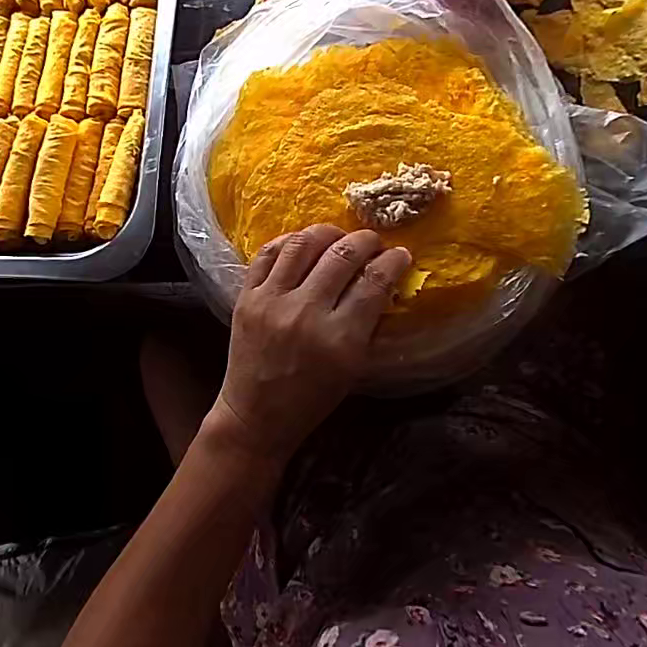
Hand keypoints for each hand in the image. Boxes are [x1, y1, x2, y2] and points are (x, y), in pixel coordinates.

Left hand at [210, 224, 410, 462]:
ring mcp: (271, 301)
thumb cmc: (312, 398)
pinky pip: (267, 254)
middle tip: (373, 241)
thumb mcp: (353, 366)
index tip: (400, 254)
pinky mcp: (246, 297)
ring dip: (327, 232)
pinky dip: (288, 242)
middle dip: (366, 240)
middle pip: (343, 255)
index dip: (393, 261)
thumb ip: (367, 322)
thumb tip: (383, 279)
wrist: (256, 414)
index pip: (375, 282)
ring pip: (303, 245)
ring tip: (338, 236)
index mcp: (339, 338)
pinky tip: (302, 243)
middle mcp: (305, 312)